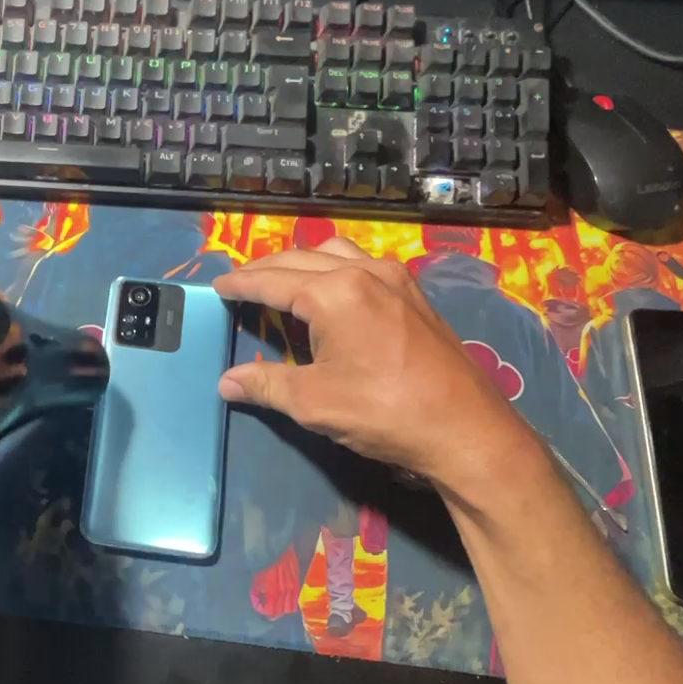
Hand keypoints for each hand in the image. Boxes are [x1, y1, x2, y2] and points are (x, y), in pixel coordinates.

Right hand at [213, 238, 541, 492]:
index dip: (240, 284)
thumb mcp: (312, 402)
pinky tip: (327, 290)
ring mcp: (395, 279)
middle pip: (300, 259)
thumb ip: (265, 384)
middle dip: (264, 269)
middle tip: (238, 283)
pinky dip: (331, 267)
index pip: (272, 281)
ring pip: (334, 253)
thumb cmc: (383, 412)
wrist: (465, 430)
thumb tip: (226, 382)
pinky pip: (360, 263)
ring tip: (278, 281)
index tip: (217, 284)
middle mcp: (364, 273)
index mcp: (334, 293)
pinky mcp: (413, 294)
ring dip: (300, 262)